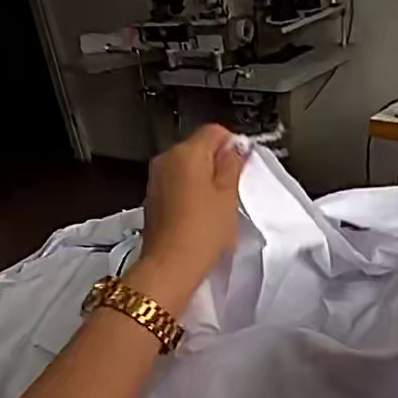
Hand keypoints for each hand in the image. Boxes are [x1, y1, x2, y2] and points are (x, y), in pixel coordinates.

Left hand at [131, 124, 245, 307]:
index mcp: (186, 153)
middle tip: (233, 192)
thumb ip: (233, 165)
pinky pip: (177, 186)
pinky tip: (201, 217)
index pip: (215, 131)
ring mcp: (156, 179)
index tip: (243, 167)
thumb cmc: (202, 232)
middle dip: (218, 165)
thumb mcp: (229, 196)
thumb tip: (236, 147)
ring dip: (204, 182)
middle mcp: (166, 159)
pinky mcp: (154, 199)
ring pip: (187, 168)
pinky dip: (191, 196)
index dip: (233, 146)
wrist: (171, 266)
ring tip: (217, 209)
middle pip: (199, 148)